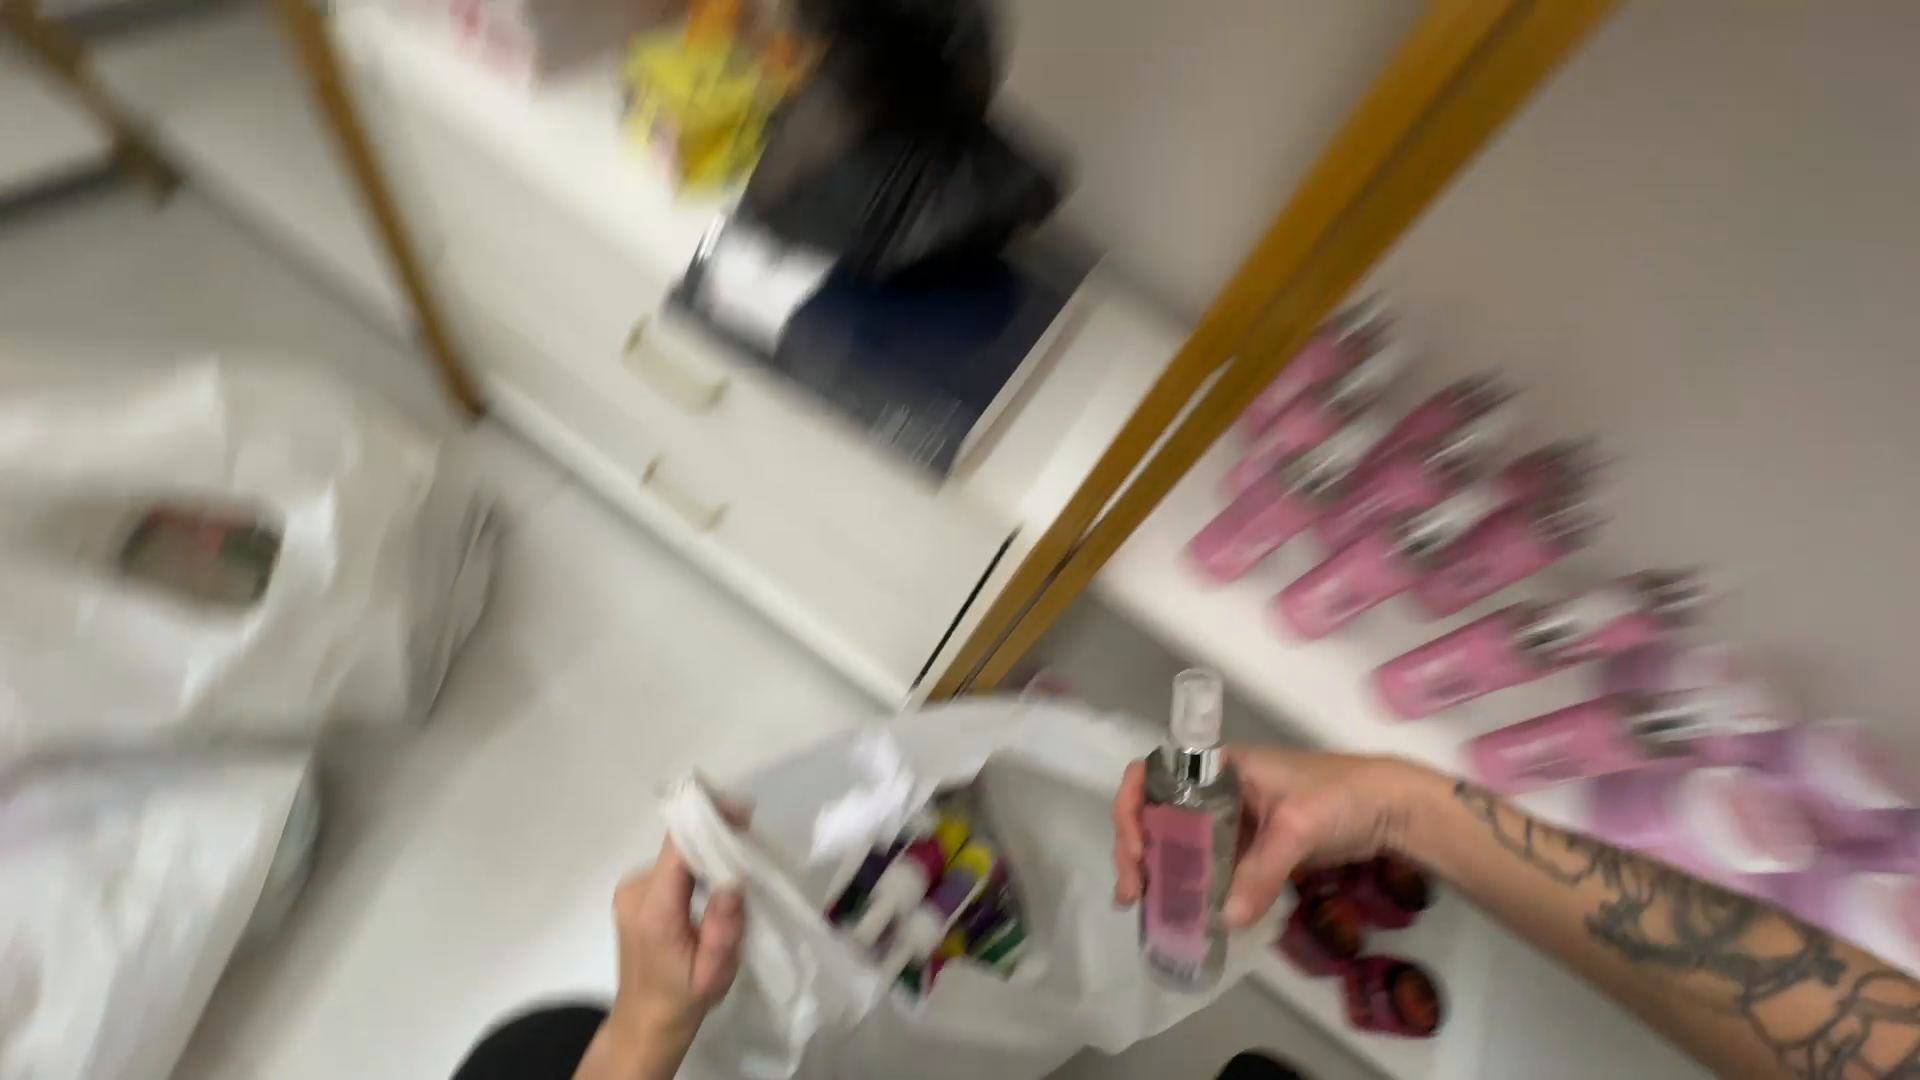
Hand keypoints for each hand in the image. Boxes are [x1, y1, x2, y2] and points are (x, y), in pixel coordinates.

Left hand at [604, 819, 747, 1062]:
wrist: (644, 1022)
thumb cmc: (684, 998)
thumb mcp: (714, 973)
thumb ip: (724, 929)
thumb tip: (733, 881)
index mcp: (653, 910)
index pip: (677, 847)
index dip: (710, 822)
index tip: (743, 812)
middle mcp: (635, 891)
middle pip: (680, 846)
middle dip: (717, 837)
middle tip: (751, 842)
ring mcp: (632, 888)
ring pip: (678, 853)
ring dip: (708, 851)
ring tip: (739, 861)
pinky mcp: (637, 890)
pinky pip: (672, 863)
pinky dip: (697, 863)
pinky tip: (716, 878)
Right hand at [1111, 745, 1440, 928]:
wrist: (1391, 808)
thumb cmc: (1339, 796)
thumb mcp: (1298, 827)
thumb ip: (1261, 871)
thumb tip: (1225, 920)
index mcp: (1214, 766)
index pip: (1151, 775)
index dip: (1132, 807)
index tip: (1137, 848)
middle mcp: (1210, 788)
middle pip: (1154, 810)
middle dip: (1134, 846)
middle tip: (1132, 891)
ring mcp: (1227, 817)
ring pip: (1174, 838)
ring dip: (1153, 867)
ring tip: (1140, 902)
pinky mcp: (1245, 844)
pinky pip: (1204, 861)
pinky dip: (1186, 882)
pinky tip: (1179, 908)